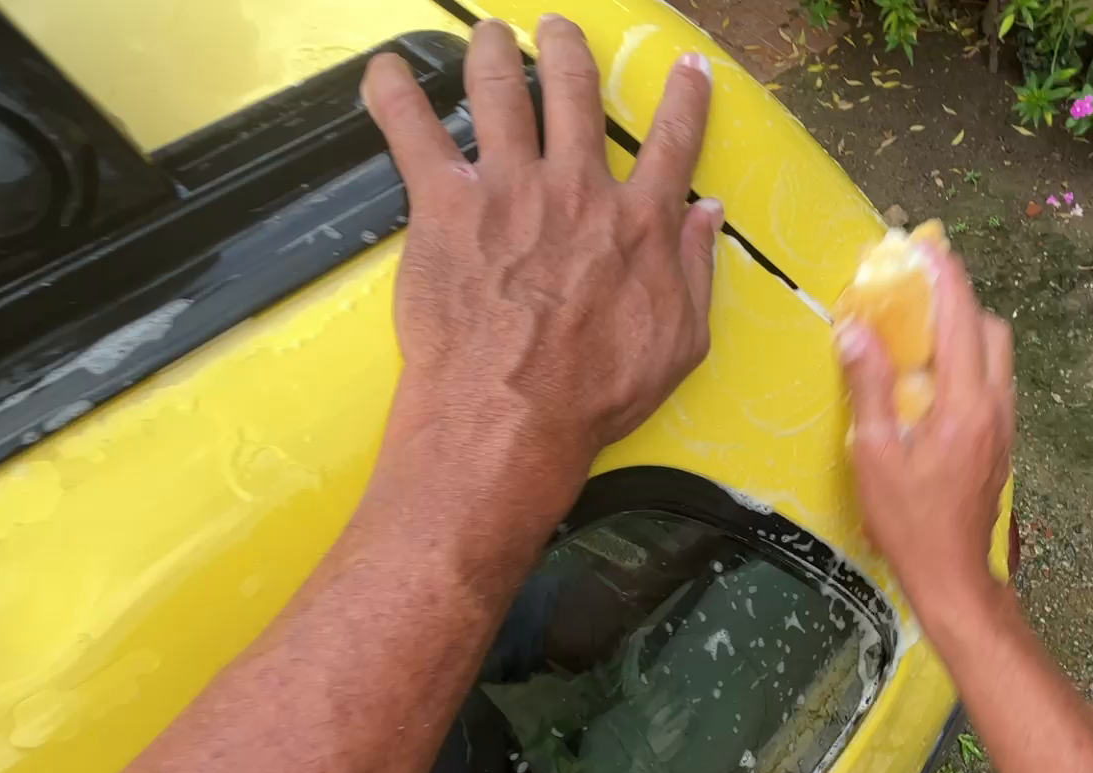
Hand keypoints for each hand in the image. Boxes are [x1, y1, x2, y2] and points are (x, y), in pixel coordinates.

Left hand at [355, 17, 720, 551]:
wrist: (515, 415)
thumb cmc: (601, 392)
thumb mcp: (680, 345)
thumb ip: (697, 273)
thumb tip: (707, 214)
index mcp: (639, 223)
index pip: (672, 142)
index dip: (686, 99)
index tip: (690, 68)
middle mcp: (576, 187)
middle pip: (575, 90)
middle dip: (568, 50)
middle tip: (558, 34)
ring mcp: (507, 188)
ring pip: (498, 87)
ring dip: (493, 51)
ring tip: (488, 39)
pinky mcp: (444, 205)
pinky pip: (408, 128)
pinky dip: (391, 93)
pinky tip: (385, 74)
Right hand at [837, 248, 1013, 617]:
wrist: (953, 574)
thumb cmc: (908, 521)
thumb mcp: (875, 455)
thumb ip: (869, 388)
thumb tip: (854, 330)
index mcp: (964, 404)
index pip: (961, 319)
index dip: (944, 277)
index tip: (924, 248)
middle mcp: (995, 406)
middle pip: (991, 330)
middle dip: (959, 301)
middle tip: (917, 296)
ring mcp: (1004, 426)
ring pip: (998, 357)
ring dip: (967, 333)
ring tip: (923, 336)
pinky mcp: (1001, 442)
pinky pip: (993, 383)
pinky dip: (970, 363)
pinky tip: (934, 384)